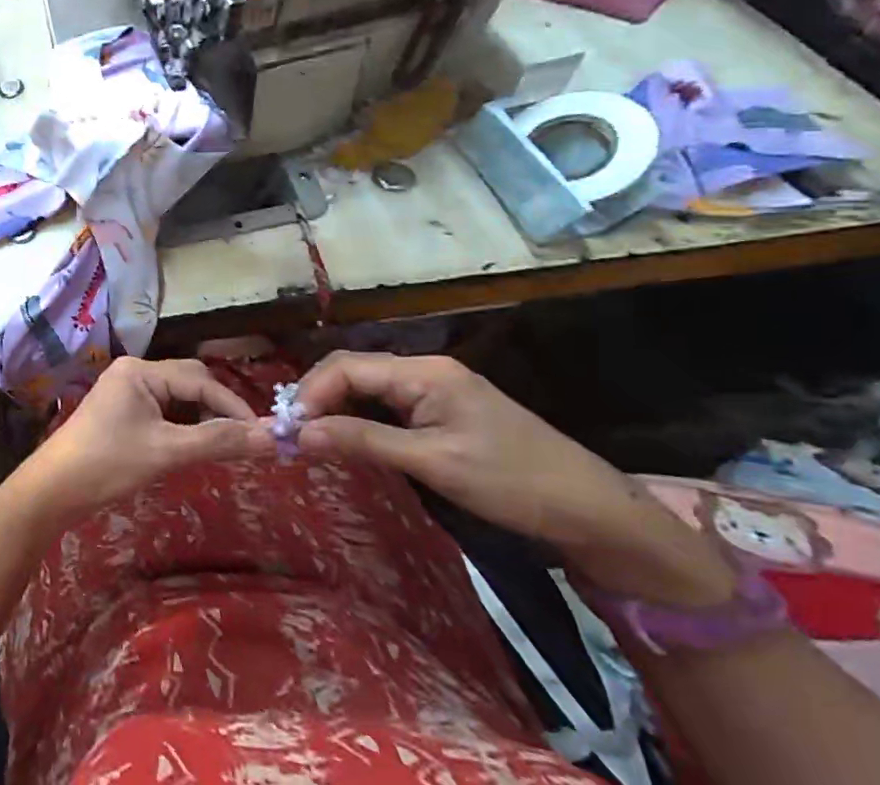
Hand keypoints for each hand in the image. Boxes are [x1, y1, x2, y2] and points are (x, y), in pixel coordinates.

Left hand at [18, 357, 269, 523]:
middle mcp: (134, 372)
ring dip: (202, 420)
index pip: (201, 380)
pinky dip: (184, 428)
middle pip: (191, 383)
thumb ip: (218, 441)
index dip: (234, 407)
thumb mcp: (166, 452)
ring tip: (223, 447)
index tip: (263, 434)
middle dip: (218, 410)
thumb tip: (271, 437)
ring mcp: (127, 392)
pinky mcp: (124, 412)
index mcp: (140, 370)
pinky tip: (195, 447)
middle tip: (243, 441)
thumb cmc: (108, 464)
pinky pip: (164, 412)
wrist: (54, 490)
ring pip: (179, 399)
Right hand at [293, 352, 737, 607]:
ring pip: (367, 389)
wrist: (592, 511)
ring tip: (311, 441)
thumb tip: (299, 434)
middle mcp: (426, 372)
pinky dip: (359, 421)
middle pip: (353, 372)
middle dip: (318, 400)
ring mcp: (436, 391)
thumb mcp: (433, 462)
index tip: (287, 429)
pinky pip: (386, 407)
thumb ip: (363, 441)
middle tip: (293, 437)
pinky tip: (347, 441)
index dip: (311, 393)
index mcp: (425, 372)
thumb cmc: (512, 482)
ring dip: (335, 411)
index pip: (348, 367)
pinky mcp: (443, 414)